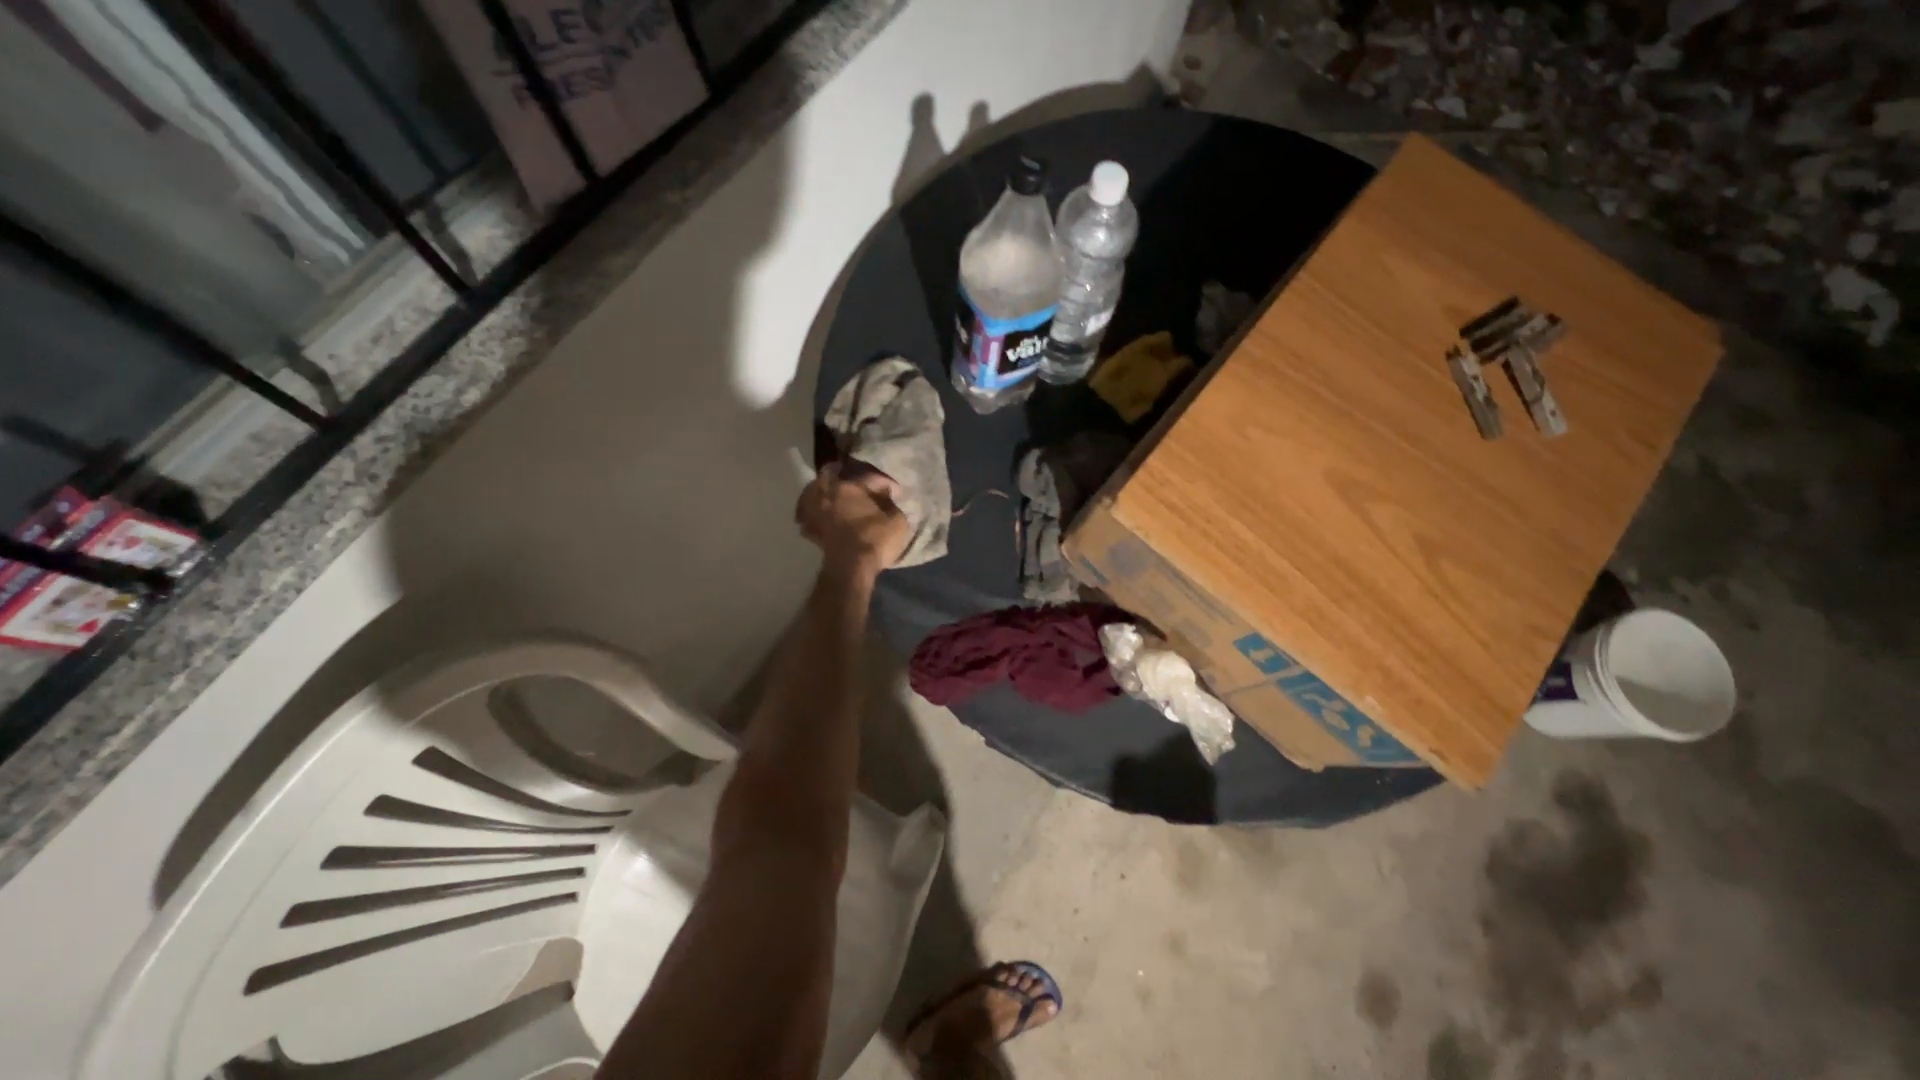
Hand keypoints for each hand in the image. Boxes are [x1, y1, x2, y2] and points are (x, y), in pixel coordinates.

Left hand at [796, 461, 910, 577]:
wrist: (850, 567)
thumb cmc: (876, 540)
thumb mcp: (897, 521)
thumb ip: (892, 504)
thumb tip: (886, 496)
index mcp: (850, 486)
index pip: (869, 475)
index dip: (883, 481)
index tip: (894, 490)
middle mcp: (828, 492)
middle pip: (830, 472)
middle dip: (841, 471)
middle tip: (851, 475)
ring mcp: (815, 510)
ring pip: (813, 490)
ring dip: (822, 488)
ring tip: (830, 492)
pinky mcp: (809, 528)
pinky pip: (805, 512)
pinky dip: (811, 510)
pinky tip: (817, 512)